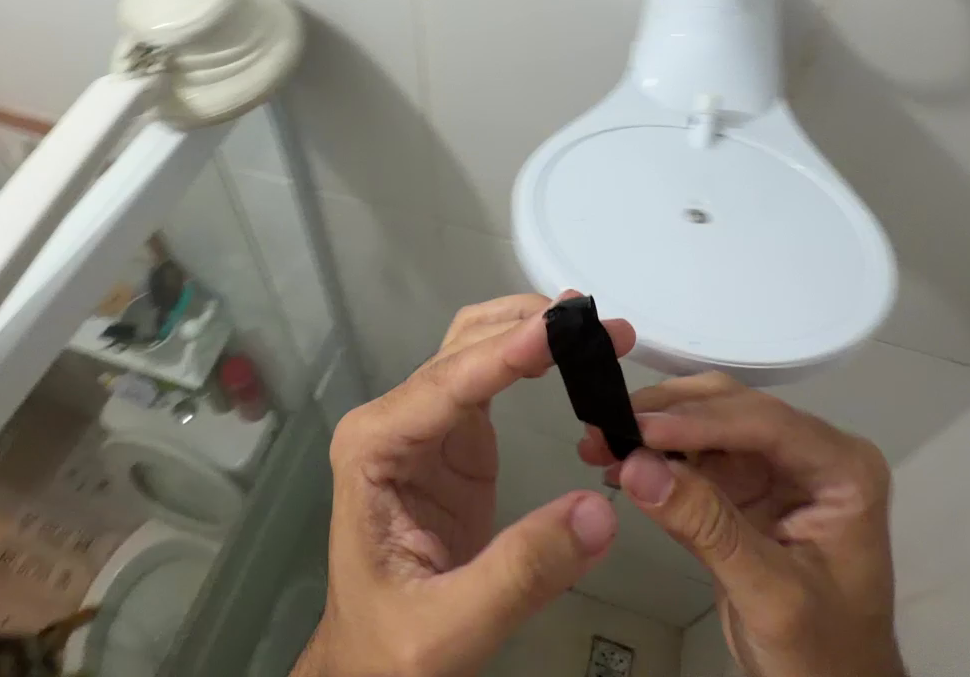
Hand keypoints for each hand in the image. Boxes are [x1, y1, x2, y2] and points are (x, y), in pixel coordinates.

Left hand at [295, 294, 635, 676]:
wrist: (369, 661)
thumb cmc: (391, 648)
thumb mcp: (451, 626)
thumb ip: (521, 573)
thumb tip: (600, 512)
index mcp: (374, 448)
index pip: (447, 382)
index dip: (506, 350)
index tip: (559, 326)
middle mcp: (395, 420)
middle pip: (463, 347)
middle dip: (530, 327)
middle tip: (598, 326)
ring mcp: (425, 424)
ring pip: (475, 347)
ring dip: (529, 328)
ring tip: (590, 326)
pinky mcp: (455, 438)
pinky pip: (490, 376)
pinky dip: (528, 355)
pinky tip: (565, 351)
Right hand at [578, 373, 903, 676]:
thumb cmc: (823, 654)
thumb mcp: (771, 596)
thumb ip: (708, 528)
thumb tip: (637, 466)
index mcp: (842, 469)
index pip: (764, 422)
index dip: (698, 420)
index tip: (637, 427)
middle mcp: (809, 452)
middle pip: (730, 407)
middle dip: (666, 414)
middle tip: (604, 424)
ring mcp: (774, 466)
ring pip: (704, 421)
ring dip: (651, 428)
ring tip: (598, 440)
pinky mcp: (742, 485)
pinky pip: (692, 455)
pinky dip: (653, 457)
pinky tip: (614, 462)